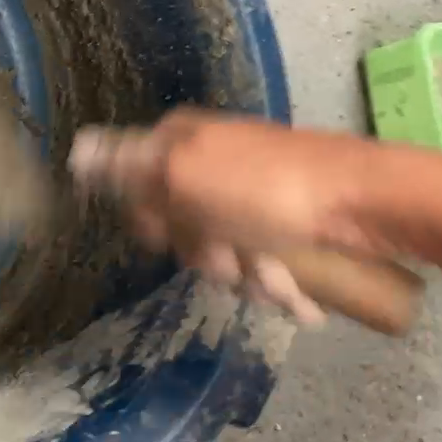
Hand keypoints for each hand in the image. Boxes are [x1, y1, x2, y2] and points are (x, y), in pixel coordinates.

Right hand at [69, 110, 381, 324]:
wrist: (366, 200)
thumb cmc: (263, 191)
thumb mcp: (181, 180)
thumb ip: (128, 170)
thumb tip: (76, 149)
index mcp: (175, 140)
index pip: (130, 177)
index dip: (145, 216)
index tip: (160, 239)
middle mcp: (205, 157)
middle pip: (176, 218)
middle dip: (201, 253)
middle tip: (224, 262)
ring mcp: (247, 186)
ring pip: (222, 243)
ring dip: (245, 276)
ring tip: (276, 288)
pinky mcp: (286, 214)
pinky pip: (262, 252)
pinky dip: (276, 280)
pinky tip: (298, 301)